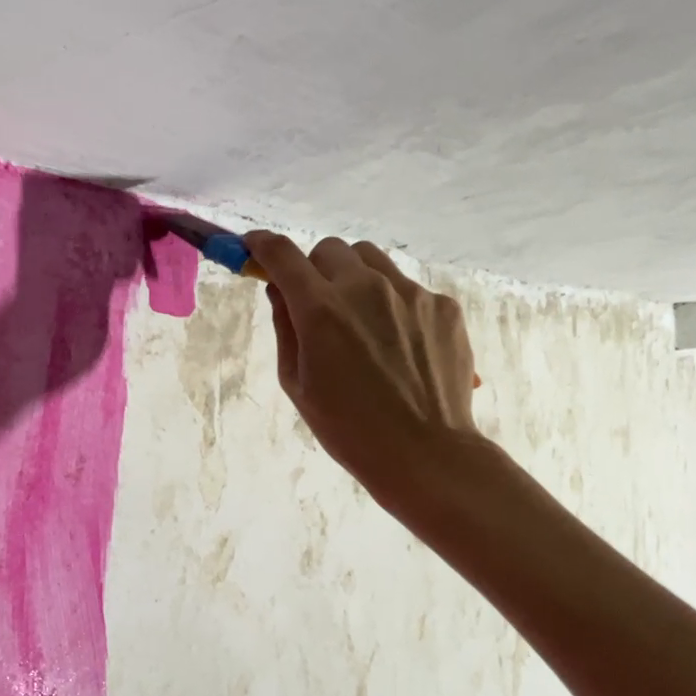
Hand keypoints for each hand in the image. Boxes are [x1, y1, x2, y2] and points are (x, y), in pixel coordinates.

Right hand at [245, 232, 486, 503]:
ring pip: (370, 259)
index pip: (282, 255)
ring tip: (358, 321)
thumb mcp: (297, 382)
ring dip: (353, 277)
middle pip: (330, 249)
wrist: (423, 451)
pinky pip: (406, 288)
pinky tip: (395, 345)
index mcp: (321, 310)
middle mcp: (365, 288)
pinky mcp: (442, 305)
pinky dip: (391, 303)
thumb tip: (280, 292)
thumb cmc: (346, 427)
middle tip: (314, 304)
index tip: (253, 247)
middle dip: (314, 269)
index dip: (262, 245)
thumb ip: (286, 328)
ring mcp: (410, 293)